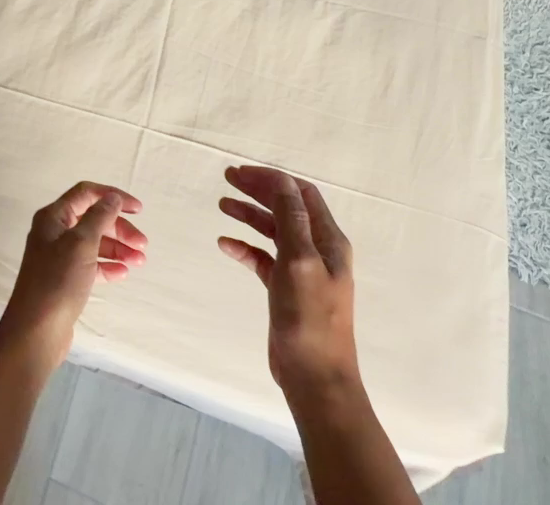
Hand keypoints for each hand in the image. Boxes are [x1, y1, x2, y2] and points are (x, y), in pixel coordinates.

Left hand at [0, 182, 146, 367]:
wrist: (36, 330)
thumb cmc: (58, 281)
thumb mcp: (81, 244)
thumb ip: (99, 217)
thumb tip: (112, 197)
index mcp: (53, 217)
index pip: (86, 194)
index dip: (113, 196)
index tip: (139, 210)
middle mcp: (54, 232)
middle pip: (92, 219)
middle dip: (119, 228)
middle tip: (143, 245)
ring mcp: (58, 257)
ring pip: (94, 243)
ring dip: (117, 248)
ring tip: (139, 262)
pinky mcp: (65, 279)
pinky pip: (90, 265)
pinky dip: (107, 266)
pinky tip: (122, 274)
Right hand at [217, 166, 358, 400]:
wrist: (314, 377)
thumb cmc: (310, 319)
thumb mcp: (300, 263)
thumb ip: (292, 221)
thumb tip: (283, 182)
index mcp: (327, 241)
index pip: (301, 195)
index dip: (272, 179)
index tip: (241, 172)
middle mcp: (317, 250)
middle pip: (286, 208)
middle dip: (258, 191)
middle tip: (227, 178)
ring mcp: (301, 270)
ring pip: (273, 231)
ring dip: (249, 215)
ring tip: (221, 204)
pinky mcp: (285, 289)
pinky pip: (263, 258)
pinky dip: (245, 247)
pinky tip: (225, 244)